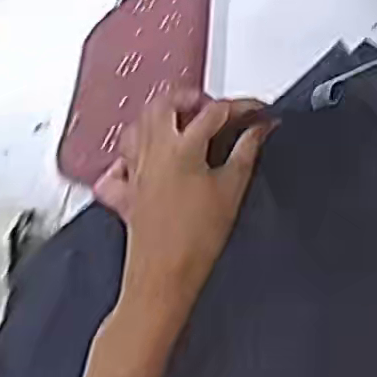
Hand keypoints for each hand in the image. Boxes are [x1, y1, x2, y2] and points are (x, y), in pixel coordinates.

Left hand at [93, 92, 275, 306]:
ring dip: (160, 117)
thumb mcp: (234, 185)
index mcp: (182, 149)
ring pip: (136, 127)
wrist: (164, 280)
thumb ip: (248, 148)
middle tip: (214, 106)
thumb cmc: (197, 238)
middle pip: (164, 105)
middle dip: (191, 97)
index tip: (258, 111)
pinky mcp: (124, 196)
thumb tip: (260, 129)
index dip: (242, 106)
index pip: (215, 111)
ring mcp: (135, 173)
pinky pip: (116, 167)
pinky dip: (127, 156)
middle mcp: (153, 154)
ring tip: (184, 121)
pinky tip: (145, 158)